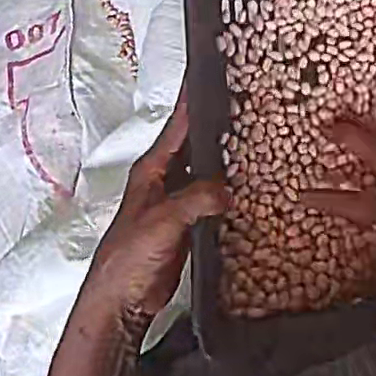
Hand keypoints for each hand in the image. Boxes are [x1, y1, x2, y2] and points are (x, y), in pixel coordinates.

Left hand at [83, 94, 226, 336]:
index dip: (192, 100)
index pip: (177, 125)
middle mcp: (165, 179)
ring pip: (205, 169)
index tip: (207, 74)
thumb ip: (195, 200)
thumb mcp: (163, 221)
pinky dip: (227, 188)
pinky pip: (212, 196)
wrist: (123, 300)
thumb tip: (228, 189)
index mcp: (152, 169)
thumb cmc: (129, 257)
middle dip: (215, 123)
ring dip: (223, 157)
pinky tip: (246, 184)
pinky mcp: (188, 221)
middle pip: (194, 143)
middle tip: (243, 102)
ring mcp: (177, 200)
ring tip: (252, 137)